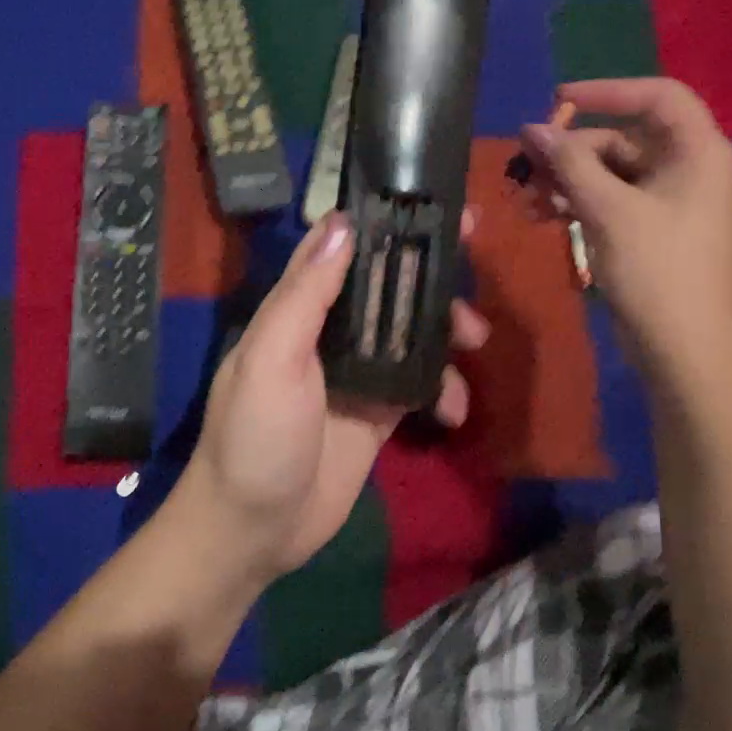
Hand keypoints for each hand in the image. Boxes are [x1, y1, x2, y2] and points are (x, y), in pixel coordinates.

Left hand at [171, 212, 489, 582]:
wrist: (255, 528)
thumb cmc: (255, 437)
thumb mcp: (272, 358)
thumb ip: (306, 295)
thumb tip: (343, 223)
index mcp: (295, 310)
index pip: (339, 248)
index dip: (381, 221)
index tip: (433, 202)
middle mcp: (327, 333)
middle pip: (385, 285)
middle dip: (429, 271)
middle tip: (476, 255)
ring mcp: (355, 374)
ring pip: (410, 332)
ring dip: (445, 329)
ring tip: (474, 340)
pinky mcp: (377, 414)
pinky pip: (420, 385)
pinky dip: (443, 390)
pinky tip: (452, 410)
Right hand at [518, 78, 731, 371]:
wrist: (685, 349)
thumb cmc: (657, 270)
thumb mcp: (609, 210)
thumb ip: (569, 163)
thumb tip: (532, 128)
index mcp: (700, 153)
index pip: (658, 97)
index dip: (607, 91)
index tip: (557, 100)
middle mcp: (691, 171)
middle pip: (624, 139)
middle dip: (571, 151)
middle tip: (525, 169)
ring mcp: (673, 206)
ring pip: (612, 175)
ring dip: (567, 182)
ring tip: (525, 203)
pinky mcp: (654, 235)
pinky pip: (613, 204)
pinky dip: (579, 205)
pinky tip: (543, 218)